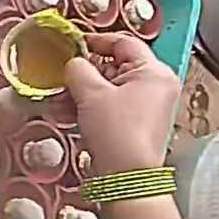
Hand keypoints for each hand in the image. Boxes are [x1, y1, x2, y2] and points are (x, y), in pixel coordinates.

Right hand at [64, 31, 180, 173]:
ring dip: (84, 92)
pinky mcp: (138, 125)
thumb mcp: (91, 94)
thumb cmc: (116, 132)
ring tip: (61, 99)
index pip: (124, 43)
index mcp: (154, 72)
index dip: (97, 41)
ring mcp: (149, 107)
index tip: (74, 44)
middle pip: (117, 66)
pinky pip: (112, 106)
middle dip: (86, 73)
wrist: (127, 177)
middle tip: (63, 77)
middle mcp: (157, 86)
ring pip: (111, 89)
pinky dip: (92, 107)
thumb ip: (78, 70)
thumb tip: (73, 63)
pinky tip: (70, 113)